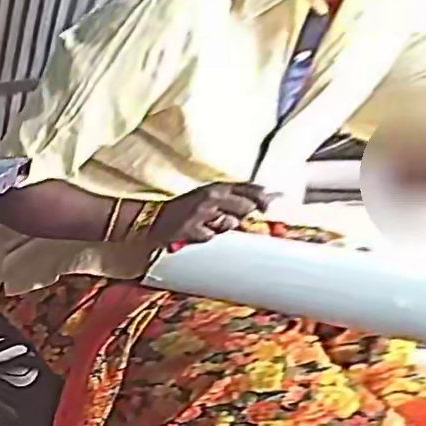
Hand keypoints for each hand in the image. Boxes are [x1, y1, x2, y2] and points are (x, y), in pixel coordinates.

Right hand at [150, 183, 272, 245]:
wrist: (147, 221)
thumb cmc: (180, 209)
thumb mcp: (207, 195)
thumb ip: (238, 195)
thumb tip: (278, 196)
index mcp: (216, 187)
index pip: (252, 190)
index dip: (264, 198)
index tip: (270, 206)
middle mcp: (211, 198)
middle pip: (246, 208)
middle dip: (239, 215)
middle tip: (221, 218)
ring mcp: (200, 214)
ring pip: (228, 224)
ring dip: (220, 228)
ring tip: (204, 225)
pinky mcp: (189, 229)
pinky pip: (209, 236)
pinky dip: (202, 237)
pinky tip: (192, 233)